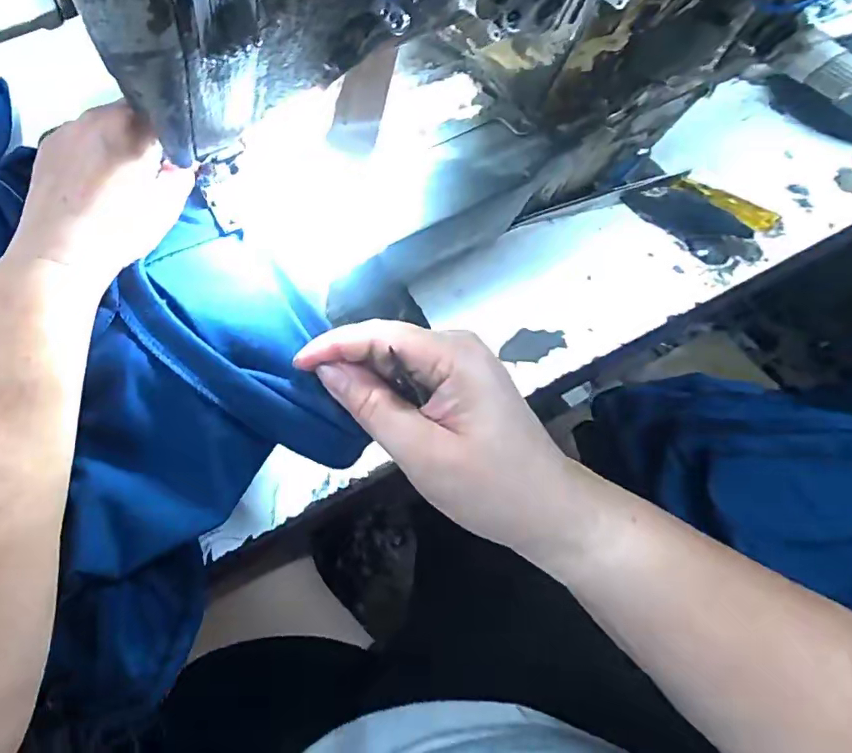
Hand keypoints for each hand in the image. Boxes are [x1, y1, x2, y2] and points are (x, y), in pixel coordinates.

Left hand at [4, 102, 194, 284]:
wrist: (57, 255)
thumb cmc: (117, 232)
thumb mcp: (166, 207)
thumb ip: (181, 174)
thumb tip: (177, 162)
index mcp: (136, 127)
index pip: (163, 114)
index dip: (168, 133)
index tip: (168, 155)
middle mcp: (101, 116)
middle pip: (130, 112)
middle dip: (139, 133)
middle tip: (140, 167)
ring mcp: (70, 128)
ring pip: (101, 122)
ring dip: (111, 139)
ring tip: (110, 175)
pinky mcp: (48, 143)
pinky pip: (76, 136)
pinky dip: (85, 148)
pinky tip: (84, 177)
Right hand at [295, 321, 602, 565]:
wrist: (555, 516)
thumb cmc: (492, 490)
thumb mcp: (420, 452)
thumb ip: (370, 405)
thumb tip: (327, 370)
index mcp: (453, 355)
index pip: (378, 335)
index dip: (333, 345)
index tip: (296, 364)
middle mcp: (456, 346)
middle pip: (384, 340)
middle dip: (344, 357)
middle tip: (308, 384)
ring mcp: (460, 361)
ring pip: (393, 355)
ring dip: (361, 372)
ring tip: (328, 393)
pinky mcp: (459, 378)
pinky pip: (408, 370)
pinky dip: (382, 383)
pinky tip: (365, 401)